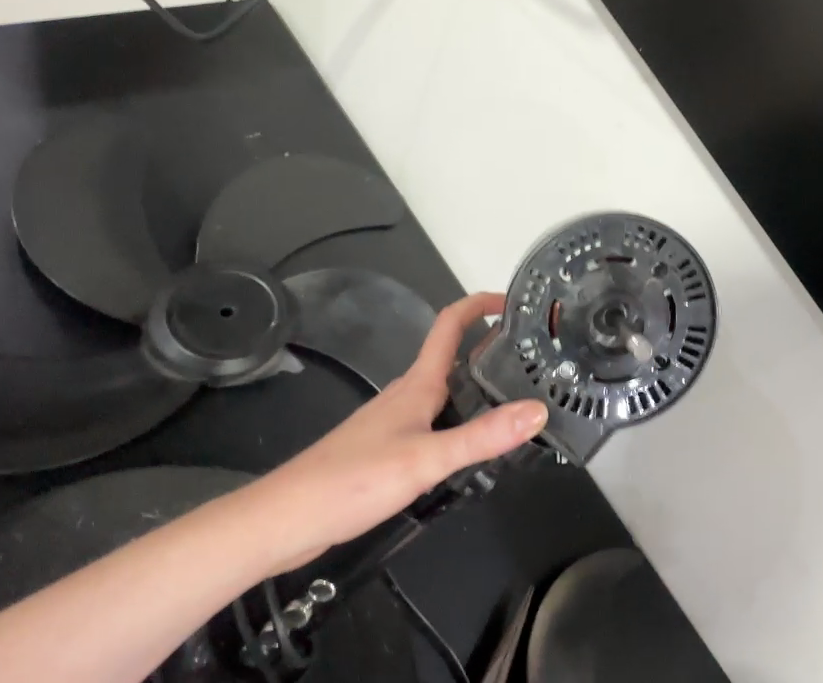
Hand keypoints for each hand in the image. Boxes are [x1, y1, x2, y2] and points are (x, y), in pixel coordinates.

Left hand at [241, 292, 548, 572]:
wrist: (285, 521)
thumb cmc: (352, 480)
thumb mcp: (426, 460)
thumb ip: (482, 437)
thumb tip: (537, 410)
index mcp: (417, 386)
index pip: (449, 326)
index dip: (479, 305)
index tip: (512, 302)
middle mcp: (407, 395)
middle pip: (453, 358)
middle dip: (491, 349)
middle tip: (535, 360)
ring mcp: (394, 422)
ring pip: (445, 392)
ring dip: (478, 387)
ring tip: (517, 400)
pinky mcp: (386, 449)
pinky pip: (434, 422)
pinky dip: (461, 421)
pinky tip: (473, 446)